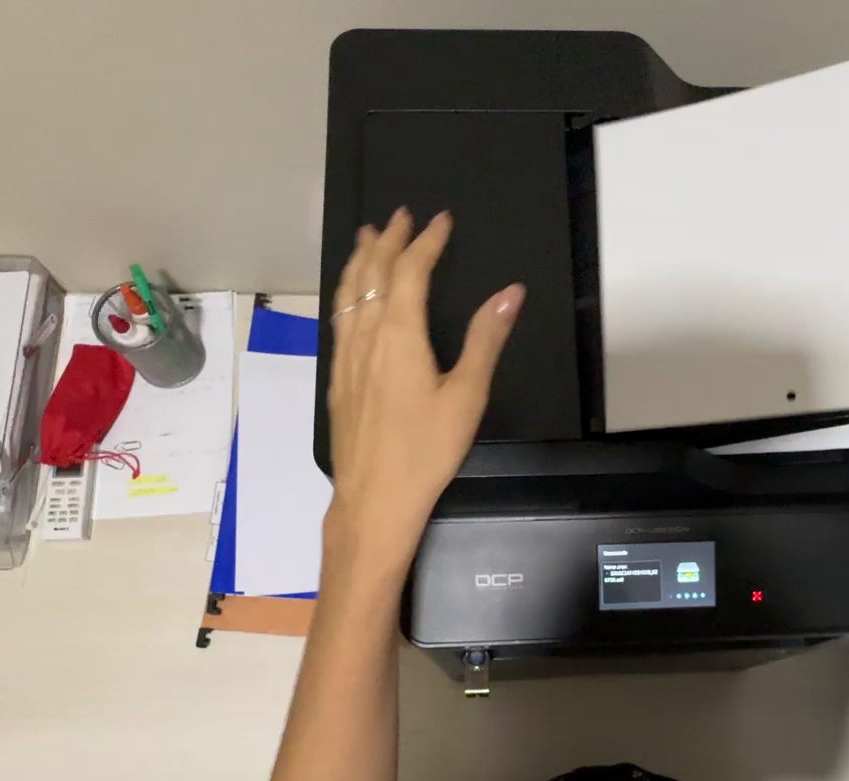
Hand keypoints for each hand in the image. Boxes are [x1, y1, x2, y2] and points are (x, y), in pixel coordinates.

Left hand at [324, 207, 524, 579]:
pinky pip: (339, 320)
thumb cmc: (426, 450)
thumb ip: (485, 339)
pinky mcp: (338, 380)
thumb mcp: (467, 396)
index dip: (426, 241)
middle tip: (398, 216)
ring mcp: (346, 358)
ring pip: (348, 294)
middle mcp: (366, 337)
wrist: (375, 497)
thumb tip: (510, 292)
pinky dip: (347, 293)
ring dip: (360, 260)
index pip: (410, 271)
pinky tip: (350, 300)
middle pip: (372, 274)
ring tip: (365, 237)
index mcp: (400, 335)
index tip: (439, 220)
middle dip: (386, 240)